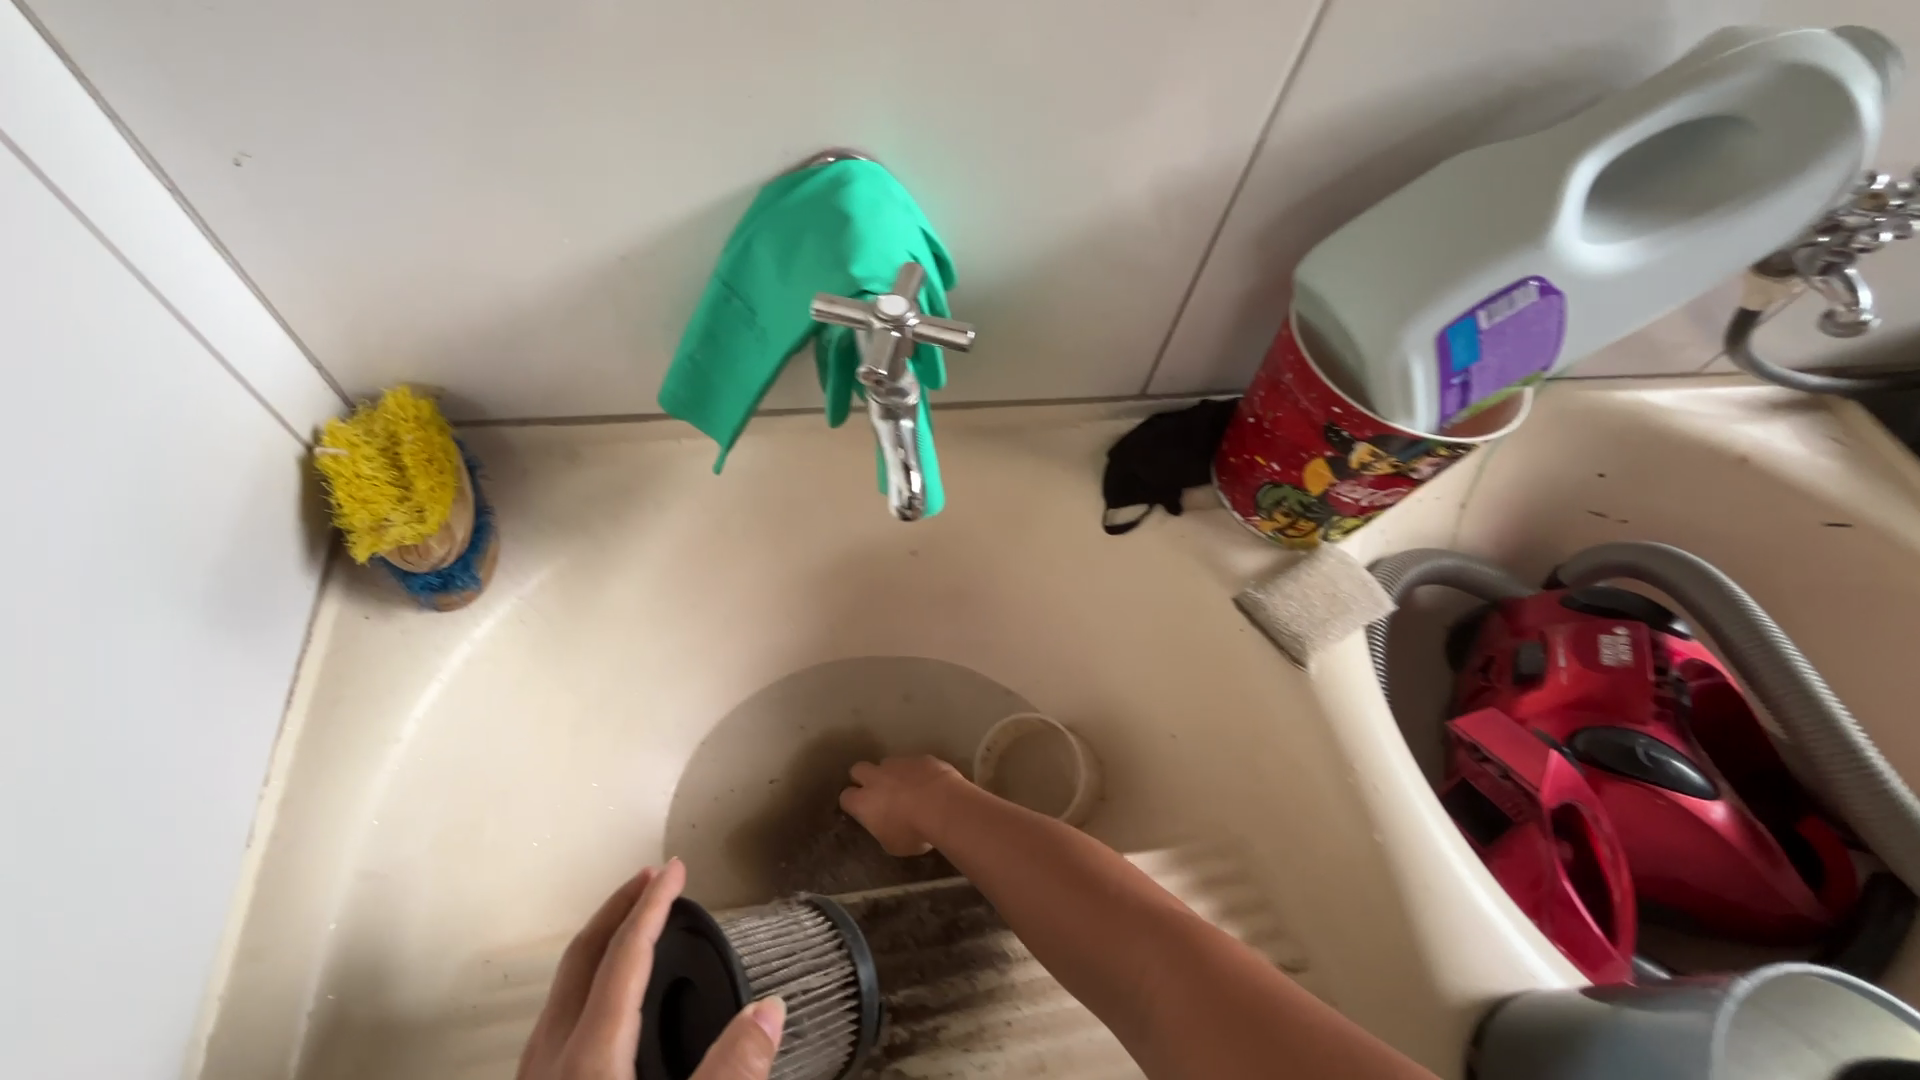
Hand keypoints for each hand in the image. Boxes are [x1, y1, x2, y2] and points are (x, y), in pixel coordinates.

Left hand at [517, 859, 786, 1079]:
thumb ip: (730, 1073)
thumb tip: (769, 1012)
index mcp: (587, 1060)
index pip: (624, 957)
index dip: (653, 906)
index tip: (676, 870)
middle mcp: (551, 1063)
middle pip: (579, 958)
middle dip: (617, 908)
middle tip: (651, 878)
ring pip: (563, 987)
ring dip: (601, 943)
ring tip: (635, 926)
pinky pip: (561, 1015)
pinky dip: (590, 981)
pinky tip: (610, 1001)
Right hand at [839, 756, 967, 855]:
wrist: (944, 807)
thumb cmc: (914, 832)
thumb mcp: (893, 844)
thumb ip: (883, 830)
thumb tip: (886, 825)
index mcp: (864, 802)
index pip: (845, 797)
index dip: (852, 803)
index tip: (861, 810)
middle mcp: (876, 777)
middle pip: (858, 769)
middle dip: (864, 778)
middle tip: (878, 792)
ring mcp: (899, 764)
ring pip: (887, 762)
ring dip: (892, 773)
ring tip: (908, 787)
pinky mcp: (921, 758)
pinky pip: (914, 762)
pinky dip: (918, 771)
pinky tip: (931, 783)